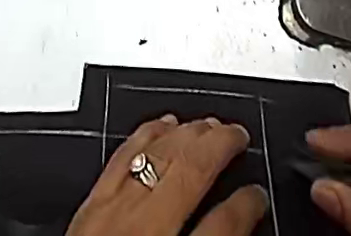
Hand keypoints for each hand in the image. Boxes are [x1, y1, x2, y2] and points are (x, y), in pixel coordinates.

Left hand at [67, 115, 268, 235]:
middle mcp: (145, 231)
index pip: (222, 227)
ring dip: (186, 134)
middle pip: (190, 173)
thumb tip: (232, 229)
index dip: (246, 206)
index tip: (258, 194)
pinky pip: (124, 155)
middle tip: (238, 134)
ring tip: (208, 125)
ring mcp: (115, 211)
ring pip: (157, 155)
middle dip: (219, 147)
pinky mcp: (92, 203)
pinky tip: (162, 125)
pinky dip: (146, 134)